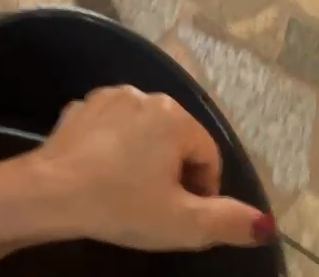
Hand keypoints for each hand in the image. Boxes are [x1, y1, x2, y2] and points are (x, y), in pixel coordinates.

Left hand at [22, 85, 273, 251]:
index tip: (184, 215)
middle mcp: (141, 94)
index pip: (208, 155)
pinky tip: (103, 174)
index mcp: (173, 116)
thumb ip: (231, 221)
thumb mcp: (185, 224)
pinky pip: (110, 129)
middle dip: (174, 172)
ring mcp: (106, 96)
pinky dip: (113, 149)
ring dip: (144, 158)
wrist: (53, 190)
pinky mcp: (79, 107)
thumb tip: (265, 222)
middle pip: (175, 139)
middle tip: (158, 206)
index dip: (204, 191)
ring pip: (141, 132)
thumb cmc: (124, 204)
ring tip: (129, 191)